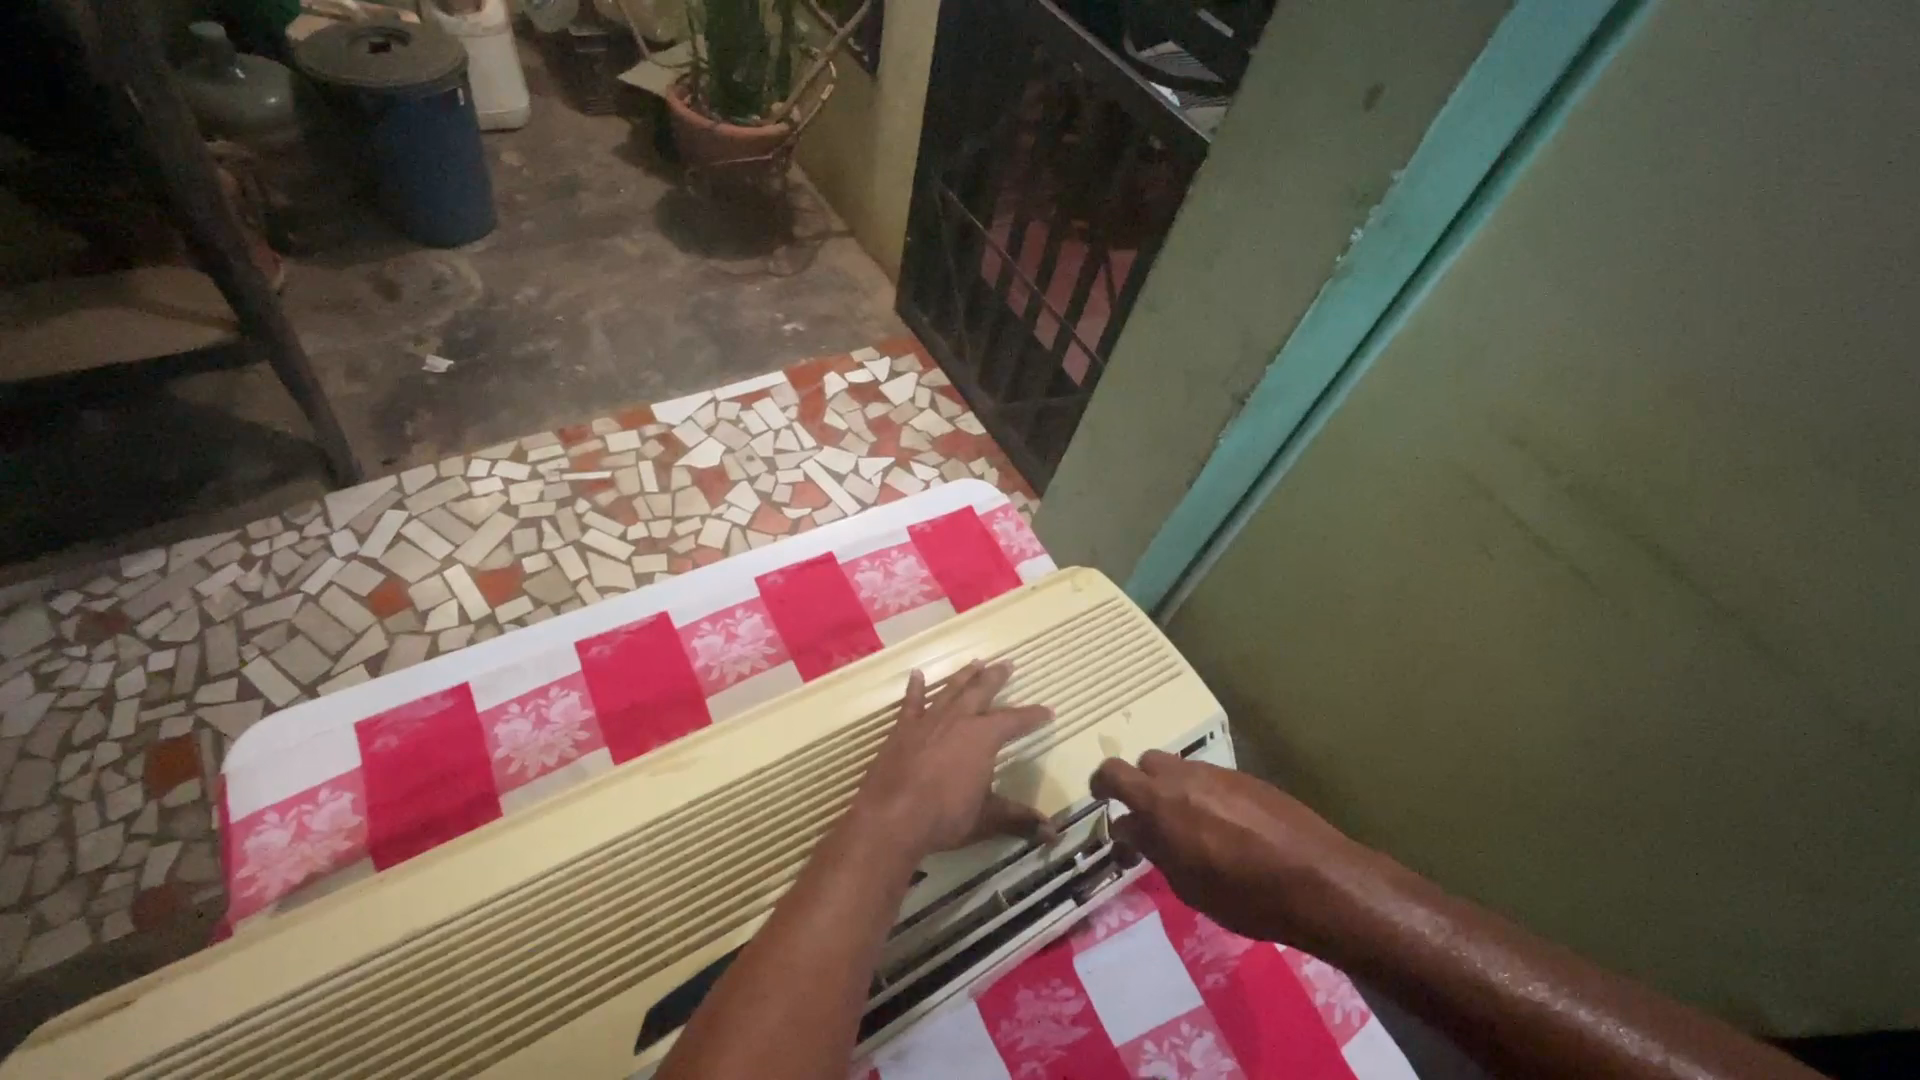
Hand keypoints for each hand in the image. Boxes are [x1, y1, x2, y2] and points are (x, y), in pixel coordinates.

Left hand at [850, 662, 1054, 860]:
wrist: (891, 817)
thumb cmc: (945, 817)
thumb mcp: (987, 819)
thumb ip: (1018, 820)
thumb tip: (1053, 833)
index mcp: (983, 737)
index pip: (1015, 721)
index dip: (1033, 716)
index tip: (1048, 711)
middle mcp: (958, 720)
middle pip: (981, 691)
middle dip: (996, 678)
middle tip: (1007, 663)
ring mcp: (928, 721)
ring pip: (950, 690)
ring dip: (963, 676)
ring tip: (975, 662)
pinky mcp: (902, 729)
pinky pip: (910, 702)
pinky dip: (914, 688)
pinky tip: (916, 674)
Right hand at [1091, 751, 1385, 949]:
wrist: (1318, 880)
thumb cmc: (1243, 896)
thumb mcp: (1186, 884)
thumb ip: (1153, 848)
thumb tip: (1132, 829)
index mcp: (1160, 801)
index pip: (1113, 773)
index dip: (1101, 785)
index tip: (1102, 802)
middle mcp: (1185, 776)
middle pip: (1147, 763)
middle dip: (1140, 786)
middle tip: (1148, 820)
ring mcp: (1219, 774)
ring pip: (1181, 769)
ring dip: (1174, 791)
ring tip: (1189, 828)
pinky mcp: (1248, 779)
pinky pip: (1211, 779)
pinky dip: (1204, 796)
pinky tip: (1224, 829)